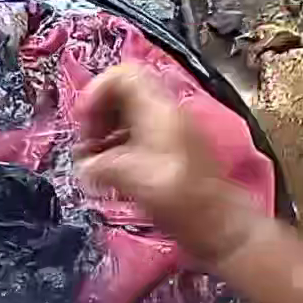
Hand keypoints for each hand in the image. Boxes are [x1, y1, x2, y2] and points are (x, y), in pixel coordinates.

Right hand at [73, 65, 266, 264]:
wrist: (220, 227)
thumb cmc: (182, 200)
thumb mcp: (132, 178)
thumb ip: (101, 166)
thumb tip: (86, 167)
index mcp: (158, 110)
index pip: (122, 75)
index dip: (96, 92)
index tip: (83, 123)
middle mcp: (166, 116)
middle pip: (123, 94)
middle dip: (97, 116)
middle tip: (86, 145)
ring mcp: (170, 134)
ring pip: (129, 118)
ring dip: (105, 135)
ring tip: (94, 163)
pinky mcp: (171, 154)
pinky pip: (138, 139)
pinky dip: (119, 150)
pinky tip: (111, 174)